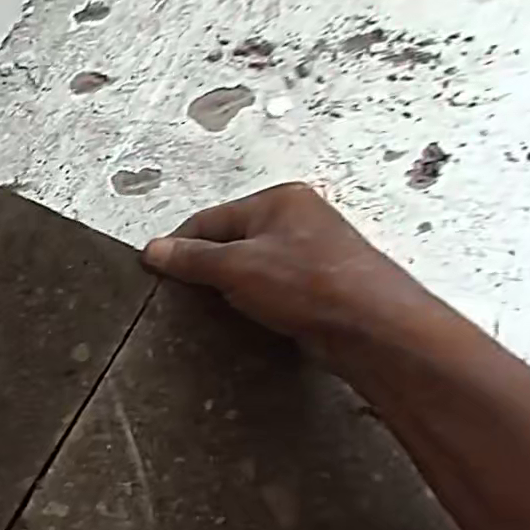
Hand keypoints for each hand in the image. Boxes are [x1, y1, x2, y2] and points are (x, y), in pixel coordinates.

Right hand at [141, 183, 438, 361]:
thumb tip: (157, 250)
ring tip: (218, 306)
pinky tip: (252, 315)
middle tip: (186, 290)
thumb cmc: (312, 286)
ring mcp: (313, 252)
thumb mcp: (237, 267)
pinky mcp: (321, 284)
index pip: (210, 218)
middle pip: (233, 239)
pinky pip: (274, 285)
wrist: (373, 330)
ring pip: (254, 265)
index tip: (158, 265)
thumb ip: (193, 258)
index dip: (180, 243)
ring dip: (233, 284)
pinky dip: (257, 298)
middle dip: (208, 265)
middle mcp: (298, 219)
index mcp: (278, 200)